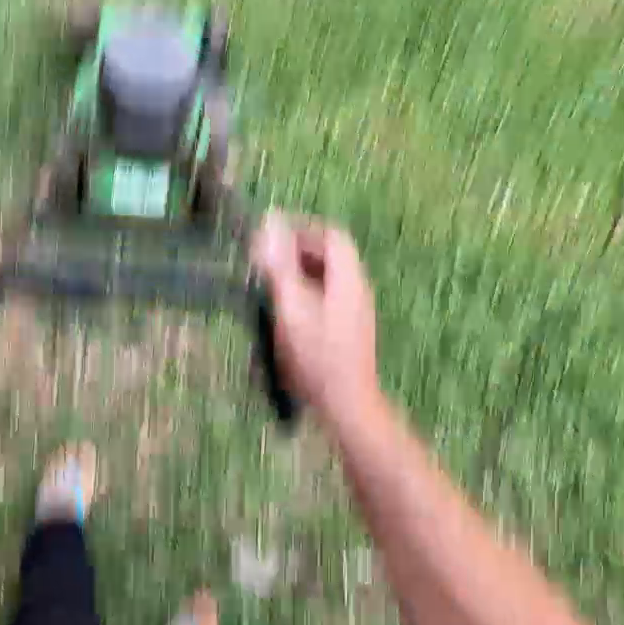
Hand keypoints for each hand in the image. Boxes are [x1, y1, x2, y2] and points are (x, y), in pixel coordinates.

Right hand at [252, 213, 380, 421]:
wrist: (346, 404)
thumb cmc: (316, 356)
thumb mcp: (292, 306)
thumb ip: (281, 264)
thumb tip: (270, 220)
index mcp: (348, 278)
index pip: (331, 235)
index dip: (301, 229)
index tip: (270, 237)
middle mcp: (357, 290)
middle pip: (331, 256)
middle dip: (297, 252)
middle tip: (265, 262)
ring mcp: (356, 313)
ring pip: (329, 280)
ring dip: (299, 276)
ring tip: (270, 287)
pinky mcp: (350, 333)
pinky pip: (328, 300)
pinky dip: (306, 296)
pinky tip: (285, 316)